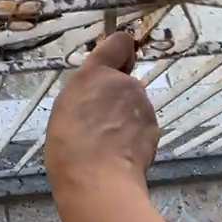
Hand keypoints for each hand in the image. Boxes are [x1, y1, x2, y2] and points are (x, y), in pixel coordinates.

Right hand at [45, 32, 157, 195]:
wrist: (97, 178)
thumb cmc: (68, 144)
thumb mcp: (66, 107)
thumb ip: (87, 93)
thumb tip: (100, 98)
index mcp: (95, 74)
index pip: (120, 42)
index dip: (119, 53)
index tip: (113, 68)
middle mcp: (124, 83)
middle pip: (125, 81)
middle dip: (117, 96)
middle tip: (99, 122)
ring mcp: (143, 105)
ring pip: (135, 105)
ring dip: (126, 118)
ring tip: (108, 142)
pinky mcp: (155, 127)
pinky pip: (144, 126)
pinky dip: (135, 136)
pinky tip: (121, 153)